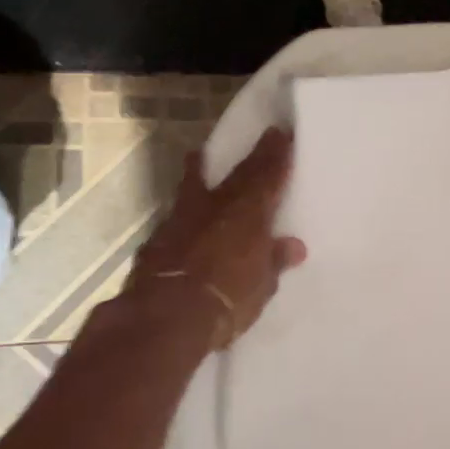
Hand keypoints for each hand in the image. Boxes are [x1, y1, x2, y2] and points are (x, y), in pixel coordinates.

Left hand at [129, 128, 308, 348]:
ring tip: (195, 157)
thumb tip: (292, 246)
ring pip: (192, 187)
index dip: (275, 154)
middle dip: (251, 158)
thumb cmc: (228, 298)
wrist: (168, 315)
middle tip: (259, 139)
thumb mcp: (263, 284)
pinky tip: (180, 218)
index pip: (267, 174)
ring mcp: (181, 220)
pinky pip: (174, 218)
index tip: (280, 132)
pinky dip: (181, 214)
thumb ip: (275, 260)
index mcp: (248, 211)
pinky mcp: (157, 240)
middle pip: (235, 175)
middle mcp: (214, 206)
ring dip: (196, 172)